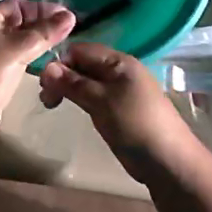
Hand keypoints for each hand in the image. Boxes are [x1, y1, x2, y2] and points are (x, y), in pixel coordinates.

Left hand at [0, 0, 75, 144]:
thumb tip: (70, 15)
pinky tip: (46, 65)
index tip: (65, 15)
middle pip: (15, 22)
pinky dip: (29, 59)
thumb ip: (44, 33)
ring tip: (63, 47)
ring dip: (37, 43)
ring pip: (15, 43)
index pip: (15, 5)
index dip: (40, 8)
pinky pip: (13, 60)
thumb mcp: (18, 50)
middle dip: (40, 25)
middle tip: (69, 32)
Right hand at [38, 42, 201, 178]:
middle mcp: (118, 71)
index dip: (60, 62)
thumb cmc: (134, 124)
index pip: (80, 50)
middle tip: (46, 98)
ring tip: (52, 105)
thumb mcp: (100, 100)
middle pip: (82, 64)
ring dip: (67, 88)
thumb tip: (45, 67)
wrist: (167, 160)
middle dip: (61, 76)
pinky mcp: (117, 107)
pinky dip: (78, 98)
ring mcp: (119, 90)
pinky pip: (93, 94)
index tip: (44, 83)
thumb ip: (73, 83)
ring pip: (85, 80)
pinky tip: (70, 107)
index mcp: (118, 62)